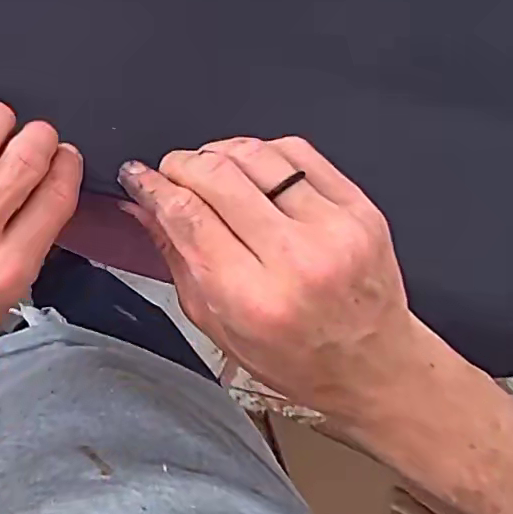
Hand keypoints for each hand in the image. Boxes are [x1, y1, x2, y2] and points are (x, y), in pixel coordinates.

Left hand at [0, 99, 82, 362]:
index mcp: (8, 266)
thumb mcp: (17, 287)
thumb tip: (59, 170)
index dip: (69, 161)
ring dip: (0, 117)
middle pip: (23, 159)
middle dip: (41, 135)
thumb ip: (42, 231)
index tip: (65, 154)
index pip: (56, 192)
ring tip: (3, 121)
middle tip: (38, 135)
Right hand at [118, 137, 423, 418]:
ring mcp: (333, 227)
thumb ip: (176, 257)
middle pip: (216, 175)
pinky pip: (295, 149)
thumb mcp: (218, 325)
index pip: (187, 215)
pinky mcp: (358, 206)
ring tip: (209, 168)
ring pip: (253, 153)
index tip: (137, 175)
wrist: (375, 364)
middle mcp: (296, 259)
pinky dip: (261, 149)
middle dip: (180, 164)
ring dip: (217, 152)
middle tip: (171, 171)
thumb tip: (143, 204)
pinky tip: (252, 166)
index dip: (152, 185)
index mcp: (254, 299)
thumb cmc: (296, 357)